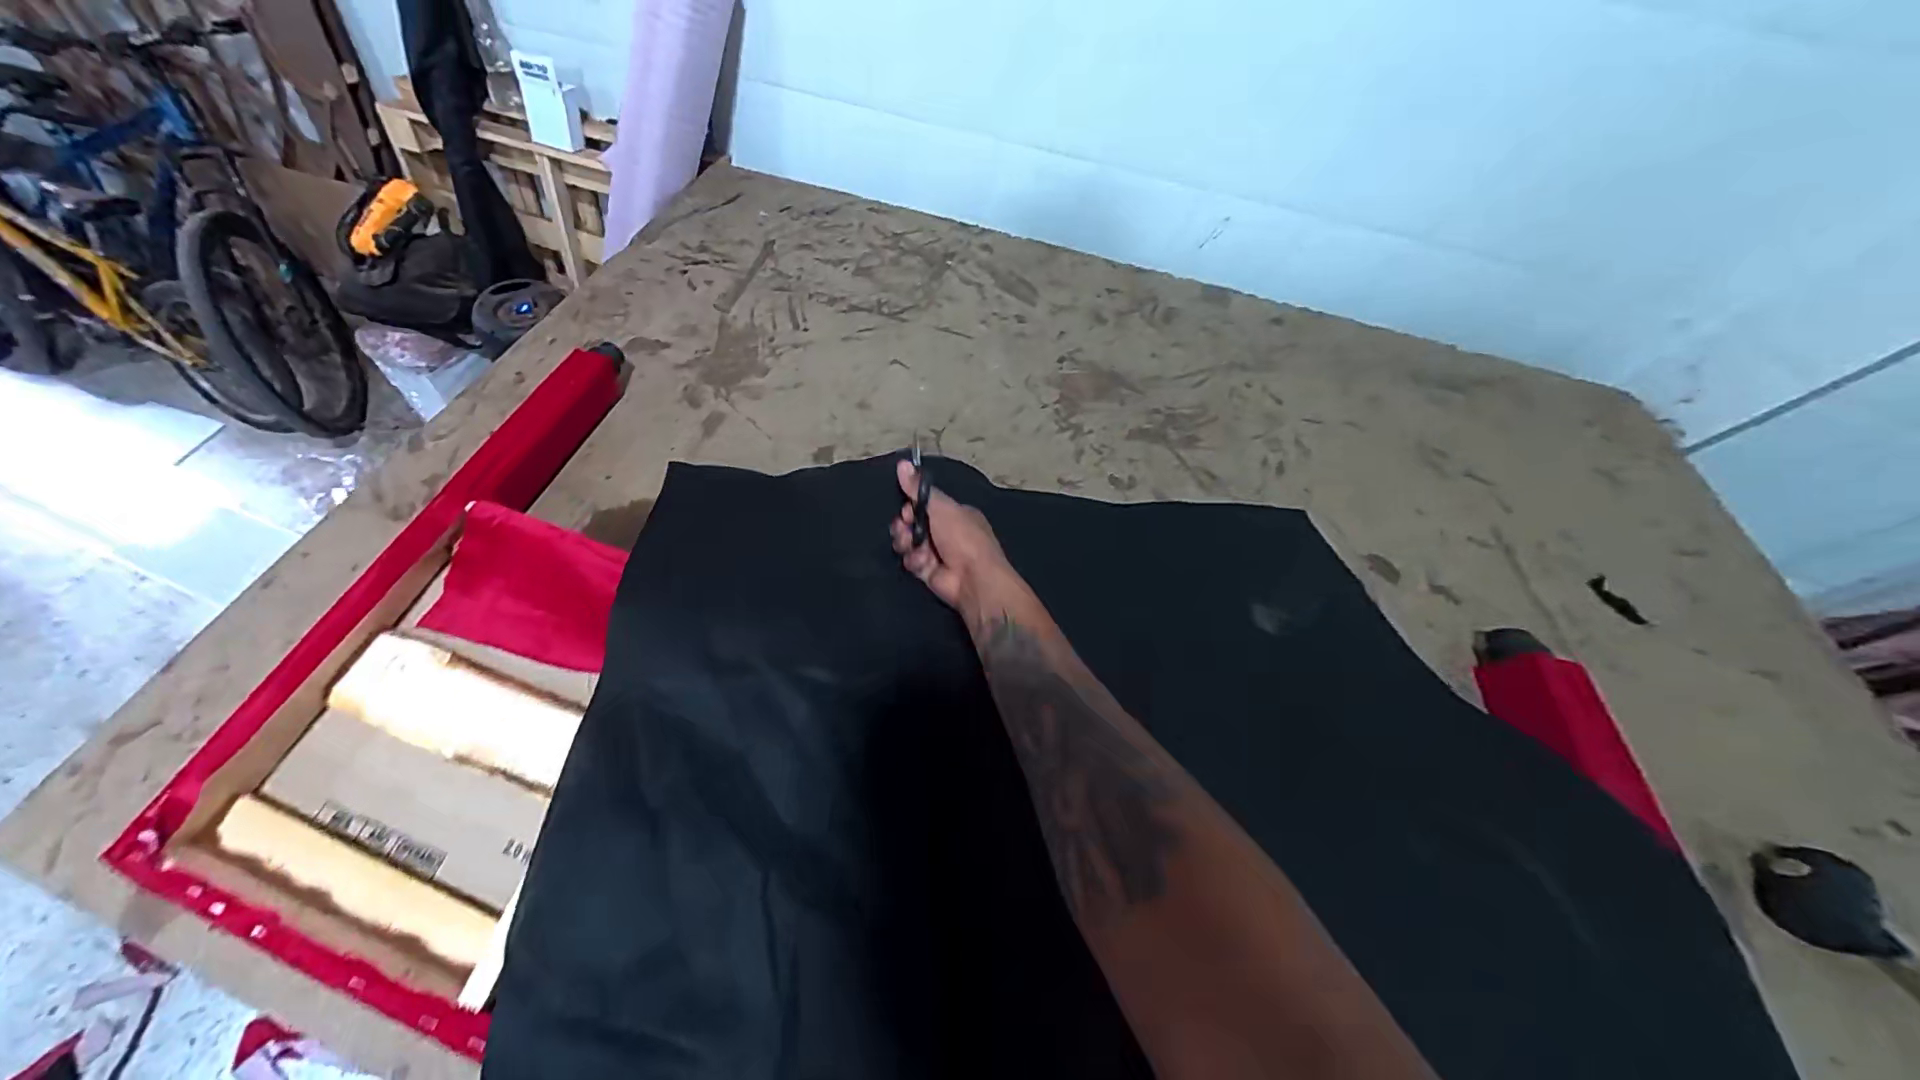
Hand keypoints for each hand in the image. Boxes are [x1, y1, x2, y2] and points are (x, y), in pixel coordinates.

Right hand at [889, 458, 1021, 615]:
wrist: (973, 578)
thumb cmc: (962, 537)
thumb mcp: (941, 507)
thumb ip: (919, 489)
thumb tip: (902, 463)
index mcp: (954, 514)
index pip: (925, 505)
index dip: (911, 506)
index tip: (906, 510)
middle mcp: (946, 532)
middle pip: (913, 523)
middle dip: (904, 525)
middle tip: (905, 527)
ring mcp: (937, 553)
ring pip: (909, 542)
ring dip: (906, 543)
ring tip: (911, 545)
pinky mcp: (929, 572)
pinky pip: (912, 561)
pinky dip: (914, 561)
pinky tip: (922, 562)